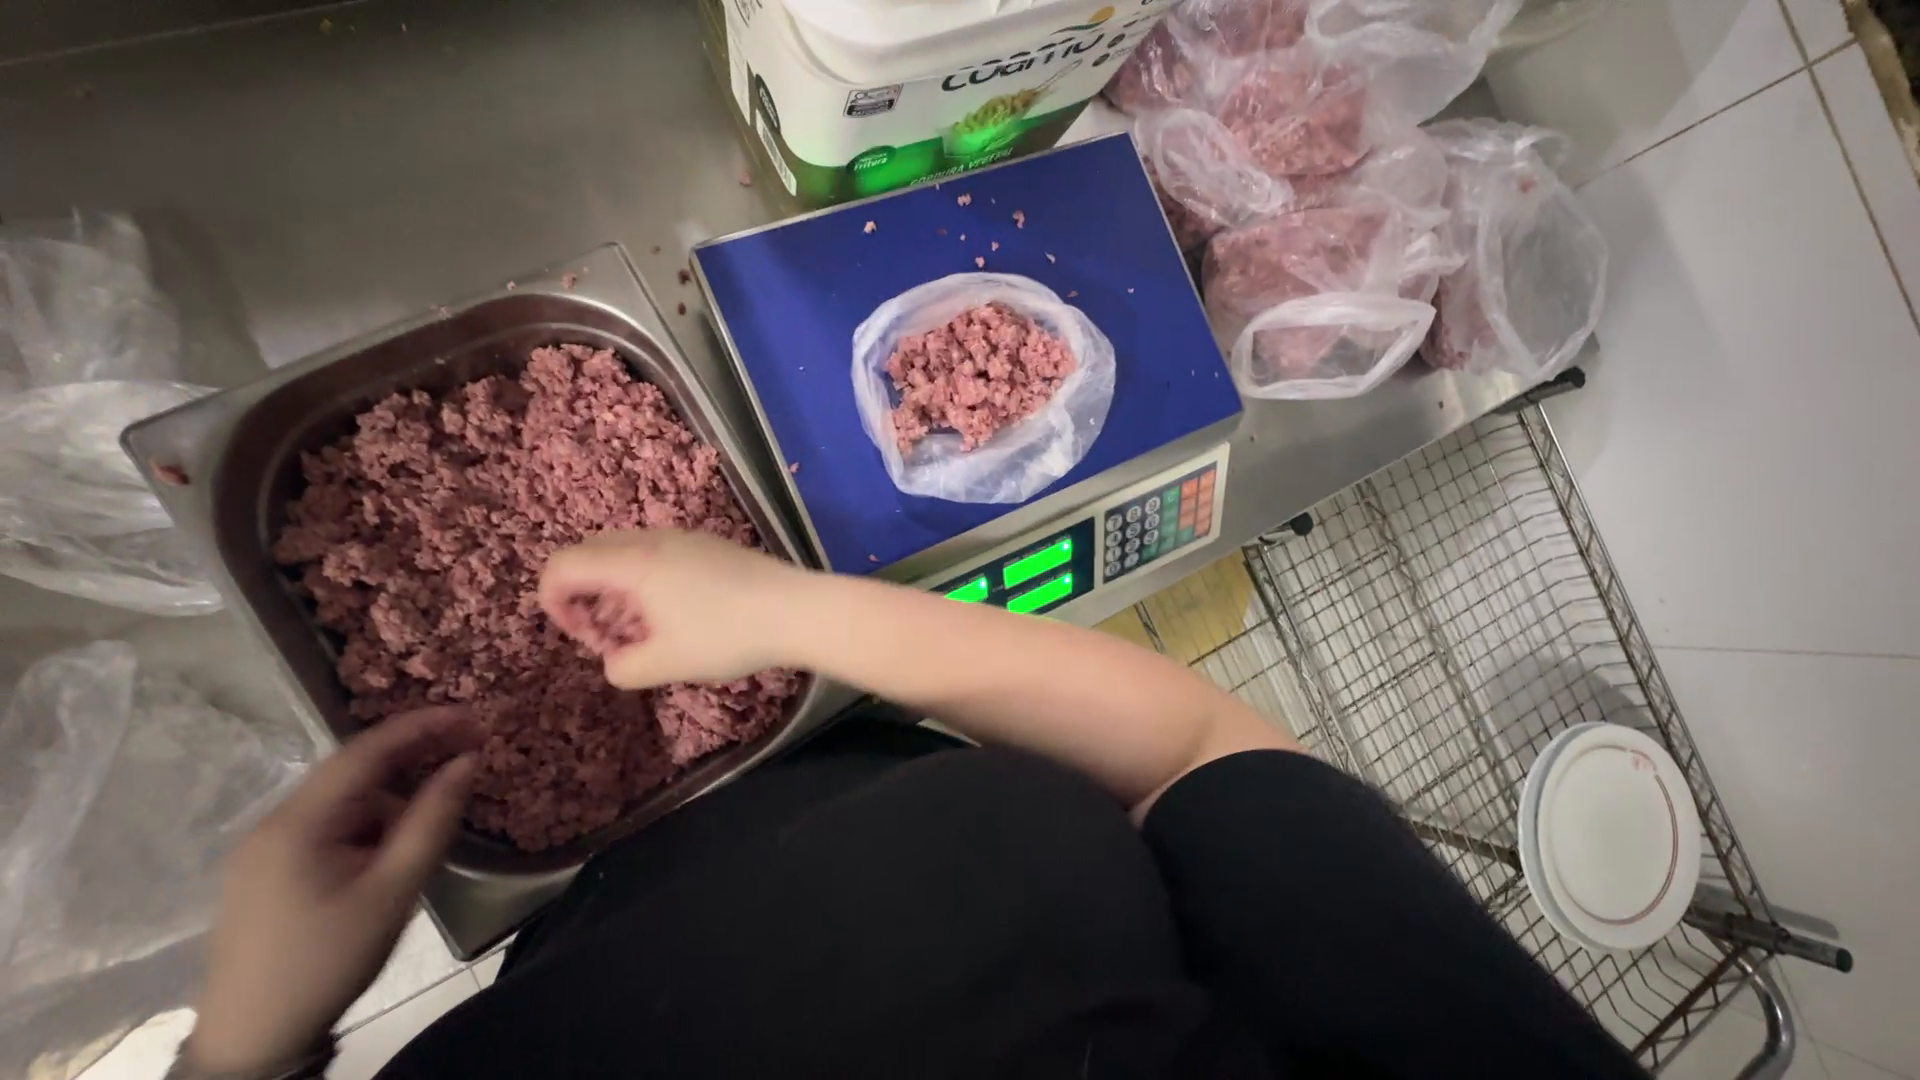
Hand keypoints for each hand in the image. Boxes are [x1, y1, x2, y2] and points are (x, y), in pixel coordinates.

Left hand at [186, 707, 480, 1074]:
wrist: (253, 1040)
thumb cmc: (329, 959)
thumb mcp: (395, 888)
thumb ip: (434, 818)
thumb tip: (469, 760)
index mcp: (297, 823)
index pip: (365, 751)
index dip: (423, 725)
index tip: (474, 716)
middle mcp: (274, 823)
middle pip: (353, 771)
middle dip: (414, 756)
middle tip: (472, 749)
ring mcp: (267, 847)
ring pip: (346, 800)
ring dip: (395, 797)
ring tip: (438, 817)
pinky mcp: (271, 870)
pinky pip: (333, 824)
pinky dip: (373, 821)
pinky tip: (398, 844)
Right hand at [539, 528, 807, 688]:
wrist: (799, 610)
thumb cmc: (727, 636)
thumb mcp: (666, 664)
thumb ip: (622, 666)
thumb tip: (616, 659)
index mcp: (633, 561)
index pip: (563, 564)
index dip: (553, 602)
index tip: (585, 637)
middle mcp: (655, 539)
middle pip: (592, 554)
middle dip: (586, 596)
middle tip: (611, 637)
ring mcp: (687, 538)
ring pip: (628, 554)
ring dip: (619, 591)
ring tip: (646, 633)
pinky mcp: (712, 546)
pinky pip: (659, 555)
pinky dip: (648, 582)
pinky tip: (678, 617)